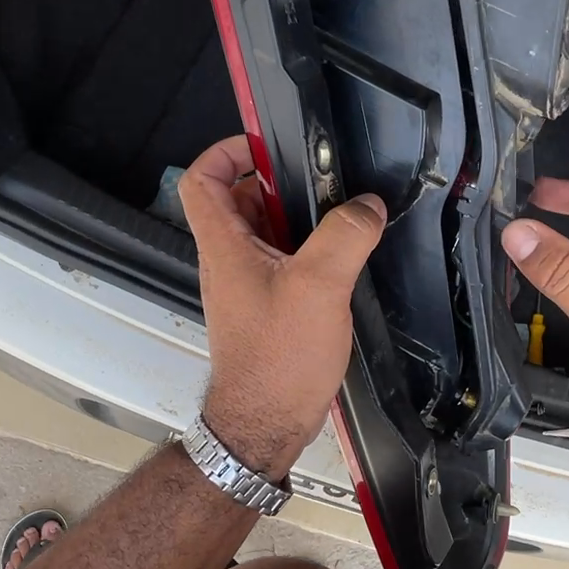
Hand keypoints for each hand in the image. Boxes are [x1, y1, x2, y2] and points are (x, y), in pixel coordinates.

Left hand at [181, 136, 386, 477]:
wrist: (267, 423)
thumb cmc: (279, 357)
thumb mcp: (319, 285)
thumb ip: (345, 235)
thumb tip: (367, 205)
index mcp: (225, 246)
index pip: (201, 180)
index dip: (225, 152)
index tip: (266, 146)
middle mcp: (228, 262)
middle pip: (237, 202)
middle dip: (276, 184)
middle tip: (319, 183)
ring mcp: (246, 288)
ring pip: (263, 235)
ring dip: (296, 220)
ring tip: (339, 218)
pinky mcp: (266, 310)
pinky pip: (281, 265)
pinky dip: (305, 253)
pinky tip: (341, 263)